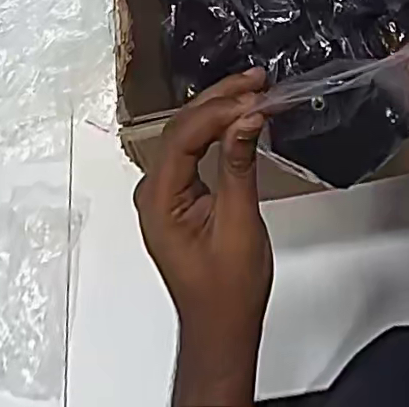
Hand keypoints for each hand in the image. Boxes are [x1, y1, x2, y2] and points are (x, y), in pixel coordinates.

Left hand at [134, 68, 270, 405]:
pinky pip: (194, 146)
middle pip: (183, 127)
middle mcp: (154, 188)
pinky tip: (237, 113)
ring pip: (188, 132)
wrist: (222, 327)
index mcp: (158, 198)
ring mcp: (164, 188)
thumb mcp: (239, 226)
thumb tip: (245, 119)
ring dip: (220, 107)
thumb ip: (239, 167)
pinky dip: (217, 127)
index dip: (218, 112)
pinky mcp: (178, 189)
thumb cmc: (226, 293)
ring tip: (252, 88)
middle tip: (254, 82)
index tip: (251, 100)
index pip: (184, 136)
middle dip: (220, 100)